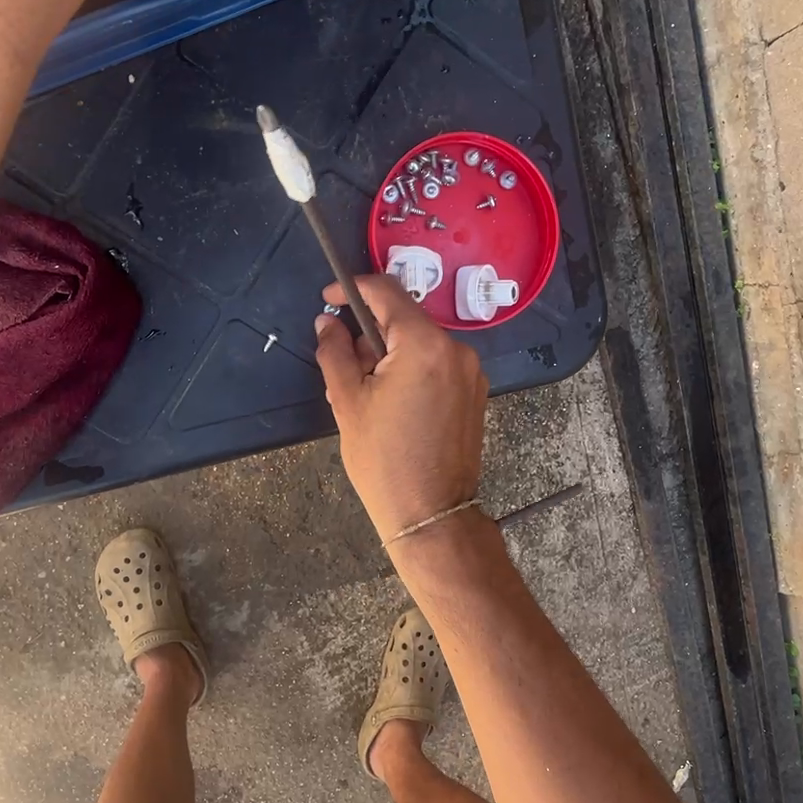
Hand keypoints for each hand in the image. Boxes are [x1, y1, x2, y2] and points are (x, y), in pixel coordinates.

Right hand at [315, 276, 489, 540]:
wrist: (431, 513)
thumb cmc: (384, 459)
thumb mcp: (347, 401)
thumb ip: (335, 351)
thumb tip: (327, 322)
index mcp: (425, 344)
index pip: (387, 292)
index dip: (352, 289)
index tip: (328, 300)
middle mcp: (456, 349)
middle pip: (404, 321)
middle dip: (369, 335)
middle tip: (342, 368)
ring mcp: (471, 372)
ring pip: (420, 345)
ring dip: (388, 356)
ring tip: (363, 396)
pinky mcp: (475, 393)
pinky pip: (436, 366)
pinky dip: (410, 372)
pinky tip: (391, 405)